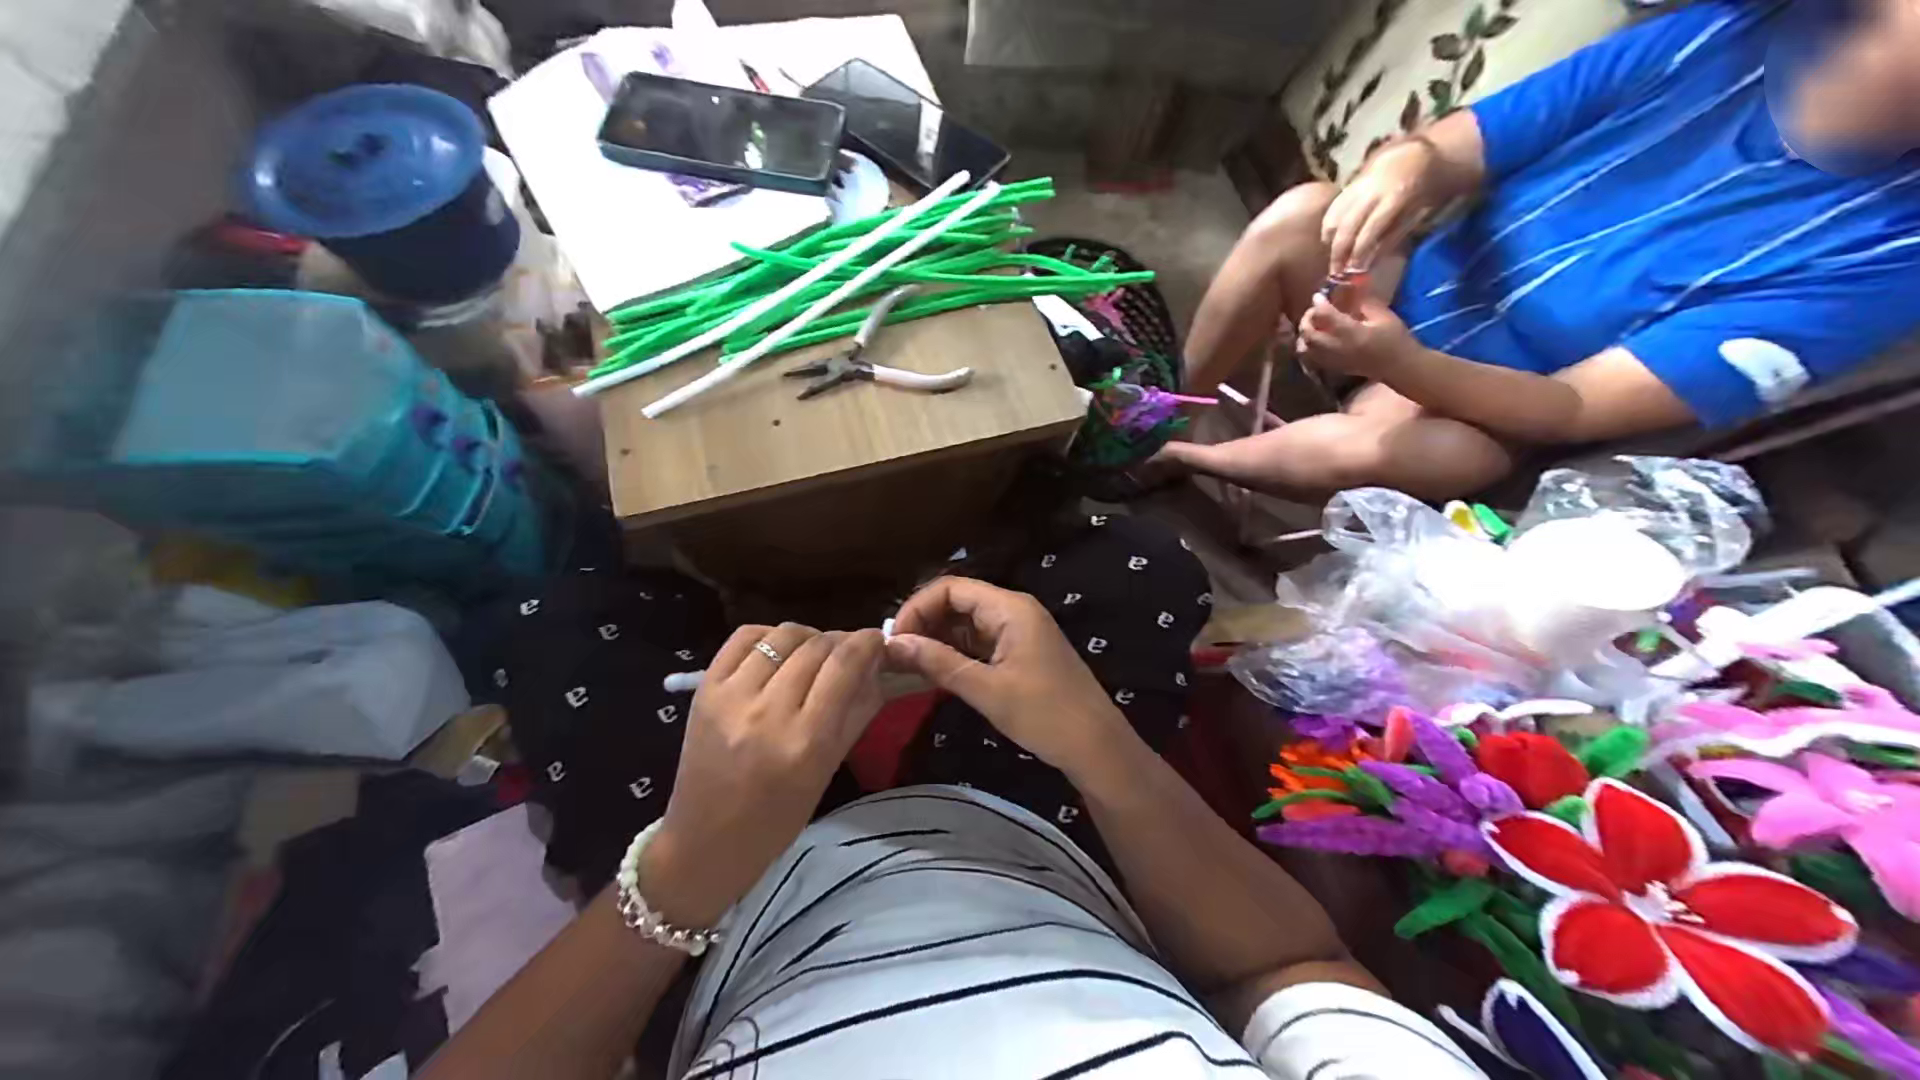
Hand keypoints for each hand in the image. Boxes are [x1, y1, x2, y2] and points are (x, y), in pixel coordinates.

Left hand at [642, 623, 885, 925]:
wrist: (706, 842)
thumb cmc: (778, 818)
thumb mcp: (828, 769)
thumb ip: (858, 712)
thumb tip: (878, 665)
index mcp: (805, 742)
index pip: (844, 666)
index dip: (868, 643)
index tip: (878, 640)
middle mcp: (768, 713)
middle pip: (817, 646)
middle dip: (842, 641)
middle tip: (849, 651)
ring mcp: (731, 697)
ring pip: (783, 635)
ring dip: (808, 637)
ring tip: (813, 653)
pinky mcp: (705, 689)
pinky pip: (744, 637)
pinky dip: (769, 636)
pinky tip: (779, 652)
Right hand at [887, 577, 1130, 777]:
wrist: (1096, 746)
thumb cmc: (1045, 714)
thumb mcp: (987, 689)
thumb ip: (939, 663)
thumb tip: (894, 644)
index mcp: (1011, 608)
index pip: (952, 587)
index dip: (918, 606)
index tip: (895, 638)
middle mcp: (1014, 610)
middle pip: (958, 601)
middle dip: (924, 622)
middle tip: (897, 654)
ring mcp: (1018, 632)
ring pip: (966, 623)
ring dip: (937, 639)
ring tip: (908, 664)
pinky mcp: (1019, 652)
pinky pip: (978, 642)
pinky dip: (954, 653)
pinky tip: (933, 671)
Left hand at [1298, 292, 1419, 377]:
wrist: (1397, 366)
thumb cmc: (1395, 338)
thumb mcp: (1385, 316)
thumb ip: (1364, 304)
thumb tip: (1348, 291)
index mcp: (1354, 334)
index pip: (1327, 317)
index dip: (1319, 305)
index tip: (1318, 296)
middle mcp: (1338, 348)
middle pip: (1309, 335)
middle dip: (1307, 319)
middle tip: (1313, 310)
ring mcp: (1332, 360)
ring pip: (1304, 349)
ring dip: (1303, 334)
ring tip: (1312, 324)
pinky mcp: (1330, 367)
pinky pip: (1308, 357)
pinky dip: (1306, 346)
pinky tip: (1313, 338)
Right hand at [1320, 136, 1441, 274]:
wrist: (1414, 155)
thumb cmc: (1421, 188)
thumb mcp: (1416, 212)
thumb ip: (1392, 237)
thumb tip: (1368, 263)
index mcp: (1396, 195)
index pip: (1370, 229)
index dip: (1359, 251)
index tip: (1353, 271)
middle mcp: (1372, 190)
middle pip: (1347, 226)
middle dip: (1339, 251)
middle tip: (1336, 271)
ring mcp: (1357, 187)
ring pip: (1334, 218)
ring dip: (1331, 241)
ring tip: (1333, 256)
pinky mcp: (1347, 186)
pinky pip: (1332, 210)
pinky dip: (1328, 227)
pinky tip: (1330, 240)